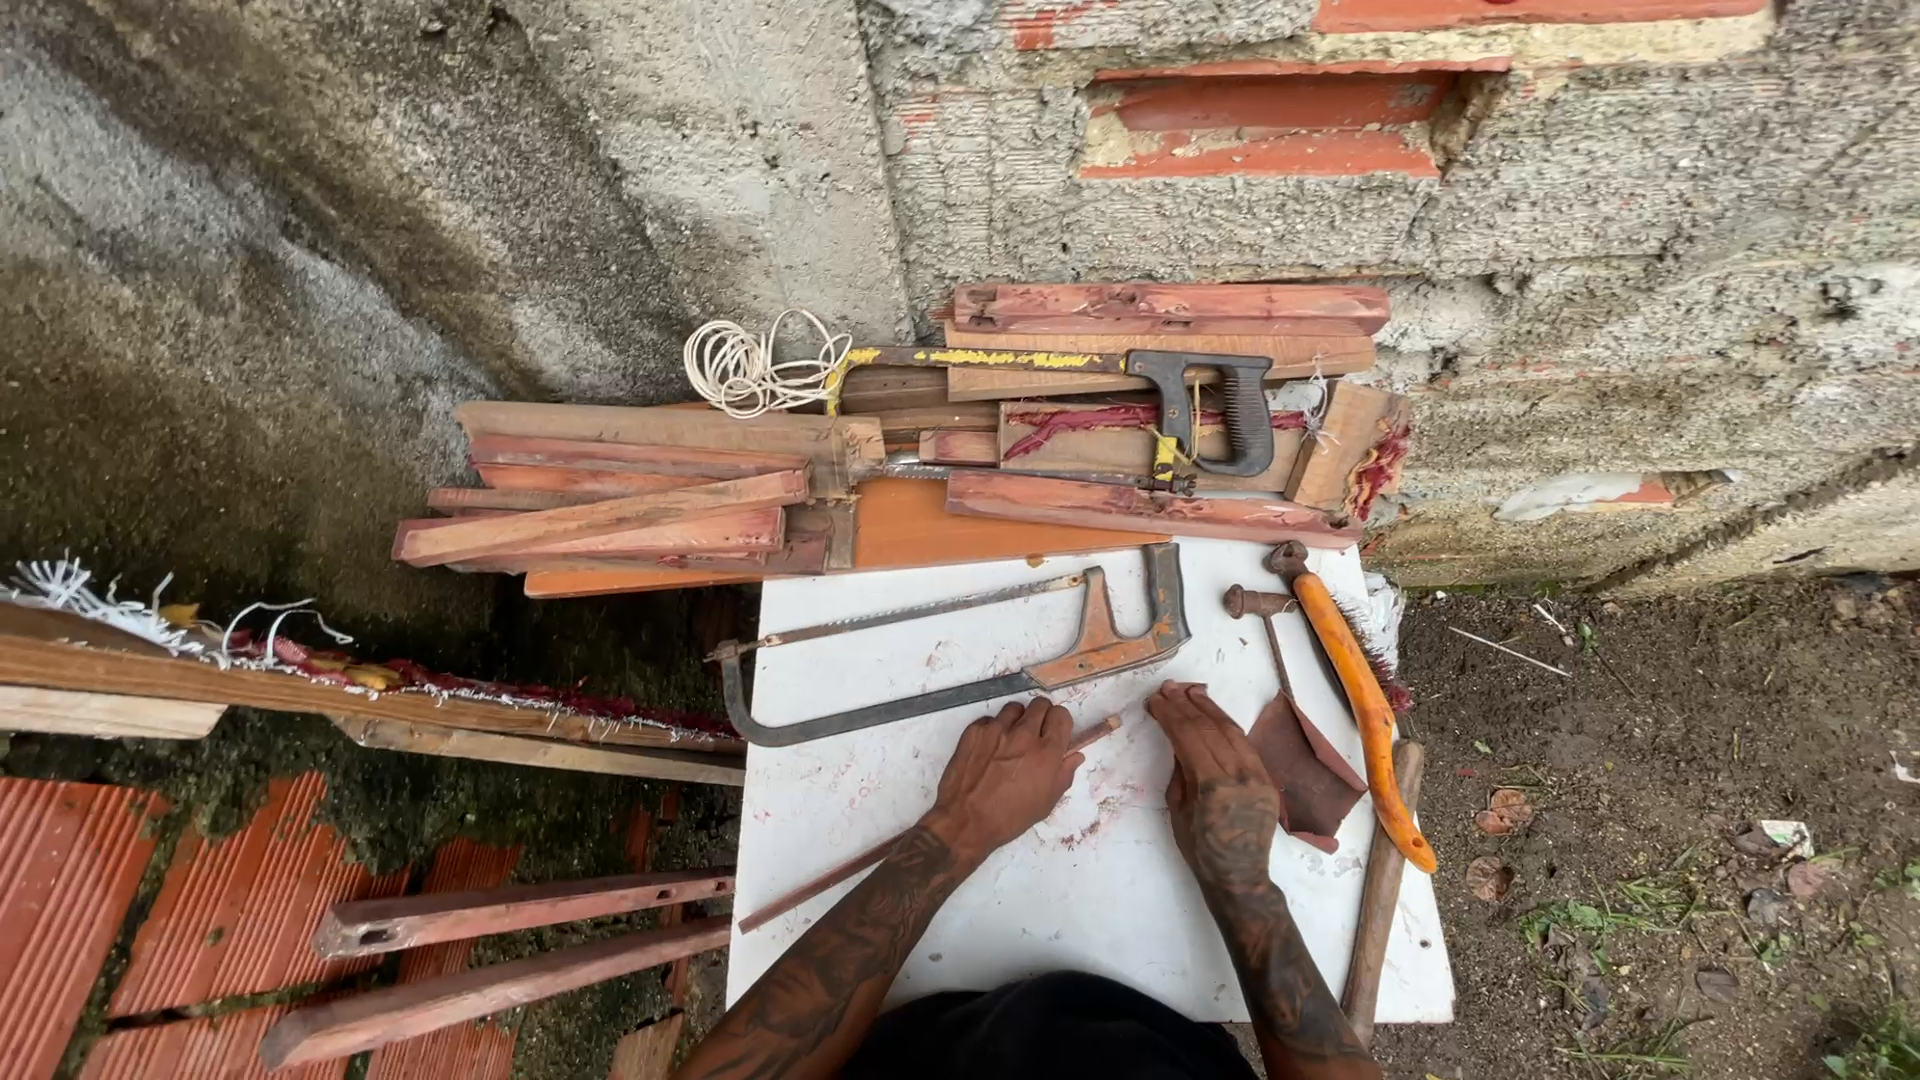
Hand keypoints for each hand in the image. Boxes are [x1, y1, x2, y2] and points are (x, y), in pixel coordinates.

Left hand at [918, 698, 1084, 866]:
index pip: (1061, 715)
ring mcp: (996, 729)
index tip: (1054, 733)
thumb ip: (1063, 774)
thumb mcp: (1046, 803)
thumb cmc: (1010, 818)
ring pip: (1015, 708)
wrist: (965, 821)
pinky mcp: (974, 730)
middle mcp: (1023, 735)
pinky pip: (990, 719)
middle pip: (1040, 704)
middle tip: (1035, 733)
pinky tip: (990, 748)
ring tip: (1011, 739)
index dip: (1059, 723)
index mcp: (1046, 753)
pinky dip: (994, 729)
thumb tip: (1075, 755)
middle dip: (1041, 716)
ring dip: (1017, 720)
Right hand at [1147, 682, 1280, 894]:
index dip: (1170, 714)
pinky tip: (1213, 713)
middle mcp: (1239, 775)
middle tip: (1168, 688)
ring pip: (1231, 730)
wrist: (1240, 876)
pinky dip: (1226, 724)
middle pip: (1210, 727)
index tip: (1155, 700)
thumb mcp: (1177, 807)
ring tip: (1190, 691)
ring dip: (1208, 707)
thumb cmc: (1199, 848)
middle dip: (1186, 704)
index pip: (1188, 736)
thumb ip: (1180, 769)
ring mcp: (1258, 776)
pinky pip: (1245, 744)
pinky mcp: (1267, 779)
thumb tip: (1178, 739)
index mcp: (1212, 785)